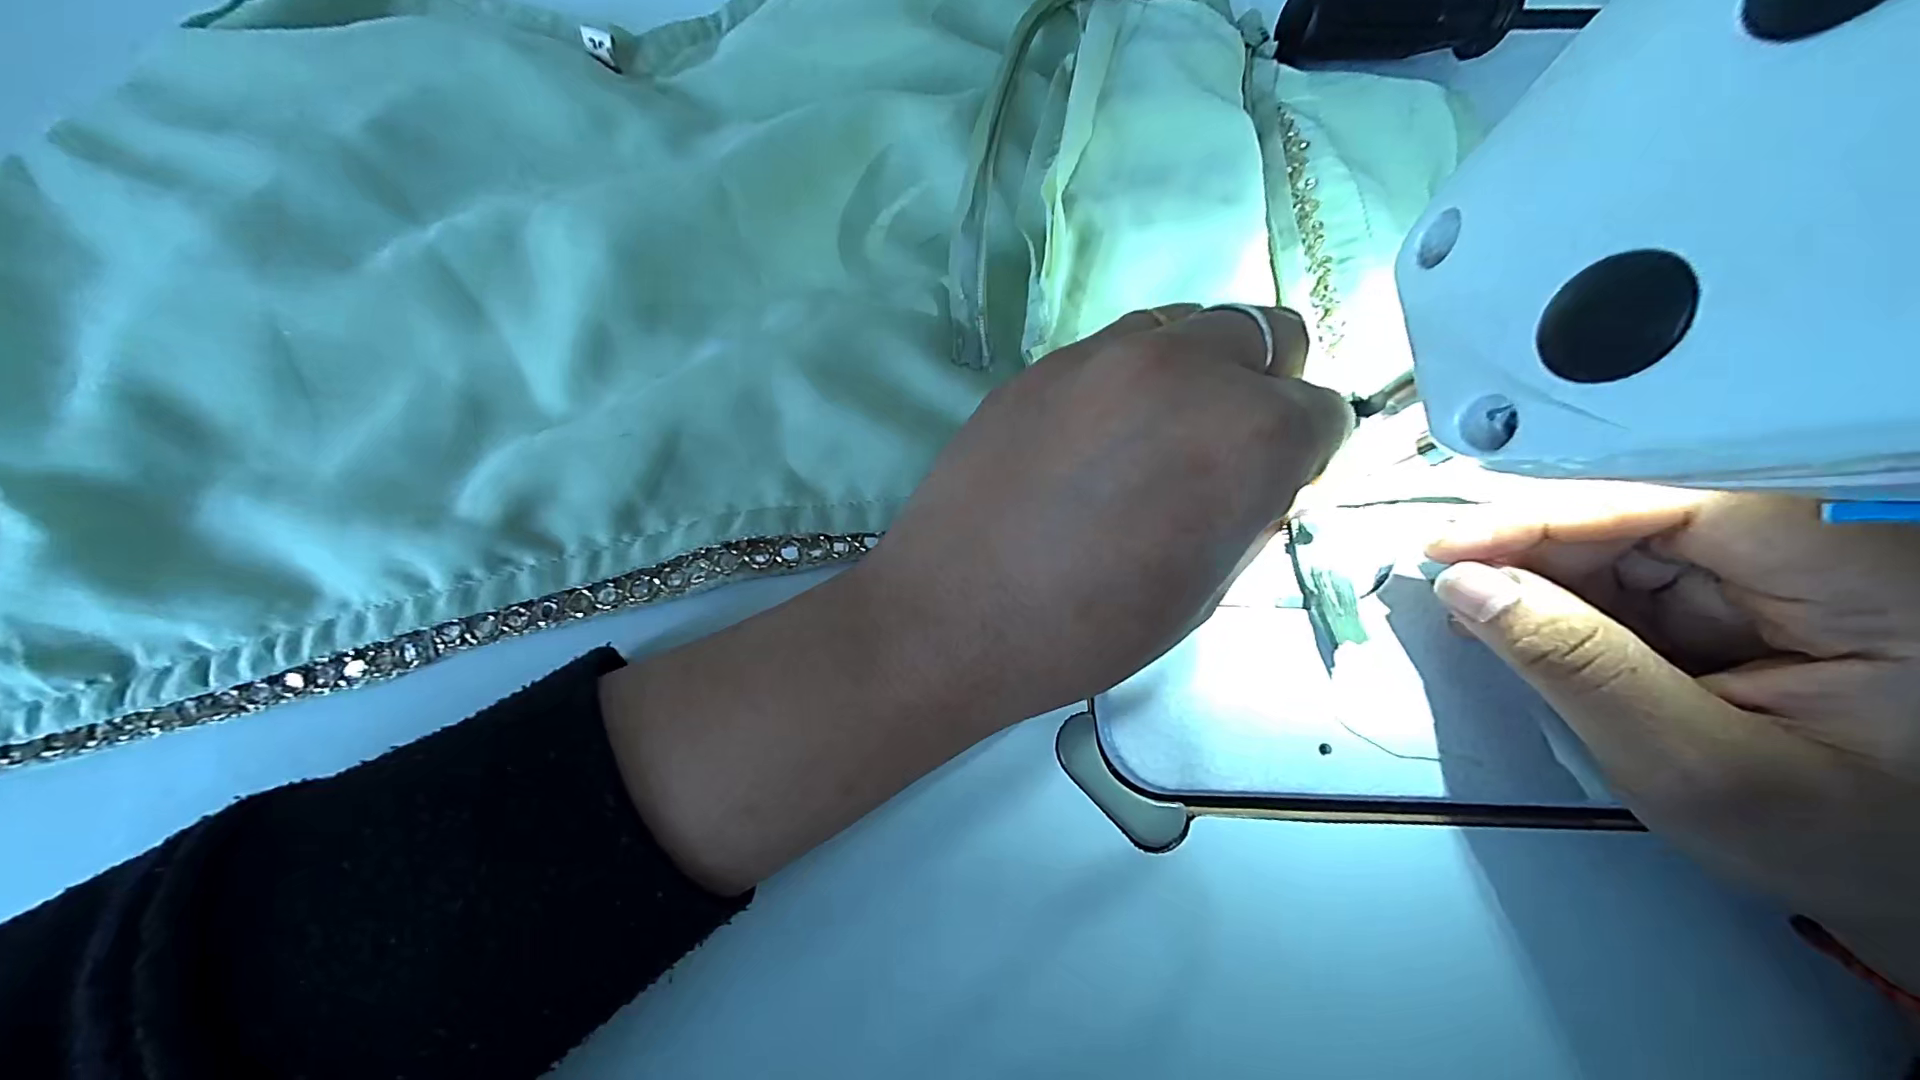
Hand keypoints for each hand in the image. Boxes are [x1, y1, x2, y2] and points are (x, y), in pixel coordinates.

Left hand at [605, 305, 1351, 892]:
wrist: (951, 618)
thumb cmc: (1086, 631)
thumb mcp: (1203, 591)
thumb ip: (1248, 510)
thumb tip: (1257, 474)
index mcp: (1249, 435)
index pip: (1323, 412)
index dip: (1302, 455)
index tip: (1268, 484)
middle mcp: (1187, 368)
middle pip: (1267, 336)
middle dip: (1260, 389)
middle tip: (1215, 448)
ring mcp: (1107, 353)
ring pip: (1192, 325)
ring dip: (1197, 370)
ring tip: (1153, 434)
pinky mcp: (1044, 362)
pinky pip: (1120, 343)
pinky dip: (1133, 374)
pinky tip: (1094, 431)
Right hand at [1426, 488, 1919, 992]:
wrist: (1892, 883)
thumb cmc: (1824, 841)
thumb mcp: (1688, 766)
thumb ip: (1576, 666)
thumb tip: (1465, 583)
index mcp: (1870, 585)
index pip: (1681, 506)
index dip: (1550, 516)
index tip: (1449, 546)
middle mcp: (1830, 559)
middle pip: (1640, 517)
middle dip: (1531, 549)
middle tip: (1451, 585)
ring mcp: (1782, 576)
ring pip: (1621, 544)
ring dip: (1536, 576)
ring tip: (1474, 613)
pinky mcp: (1737, 598)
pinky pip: (1625, 576)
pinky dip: (1558, 599)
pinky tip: (1517, 624)